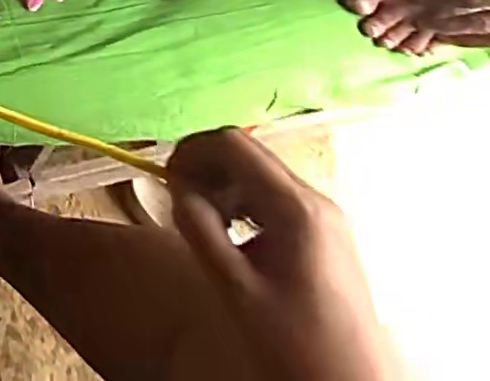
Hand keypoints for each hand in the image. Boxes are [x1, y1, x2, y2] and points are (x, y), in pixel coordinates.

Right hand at [168, 129, 397, 380]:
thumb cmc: (298, 346)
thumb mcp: (237, 288)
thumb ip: (200, 229)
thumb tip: (175, 186)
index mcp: (296, 207)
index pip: (233, 145)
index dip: (192, 149)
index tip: (166, 173)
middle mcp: (314, 200)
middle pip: (247, 152)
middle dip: (205, 163)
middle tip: (176, 191)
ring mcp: (323, 216)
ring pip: (258, 172)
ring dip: (221, 181)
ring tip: (198, 214)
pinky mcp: (324, 234)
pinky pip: (273, 197)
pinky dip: (241, 200)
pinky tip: (227, 229)